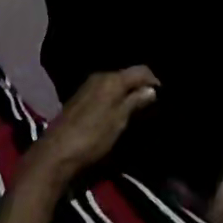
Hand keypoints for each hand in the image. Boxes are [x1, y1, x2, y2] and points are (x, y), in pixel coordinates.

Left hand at [26, 68, 159, 186]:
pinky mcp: (81, 99)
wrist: (57, 152)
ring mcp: (88, 87)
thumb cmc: (92, 136)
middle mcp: (99, 77)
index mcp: (110, 79)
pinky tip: (121, 111)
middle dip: (141, 87)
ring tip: (141, 109)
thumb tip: (151, 89)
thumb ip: (135, 102)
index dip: (154, 80)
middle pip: (126, 76)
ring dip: (128, 94)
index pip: (140, 70)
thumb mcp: (118, 120)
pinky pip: (105, 92)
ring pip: (115, 84)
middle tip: (155, 104)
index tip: (166, 97)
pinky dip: (116, 99)